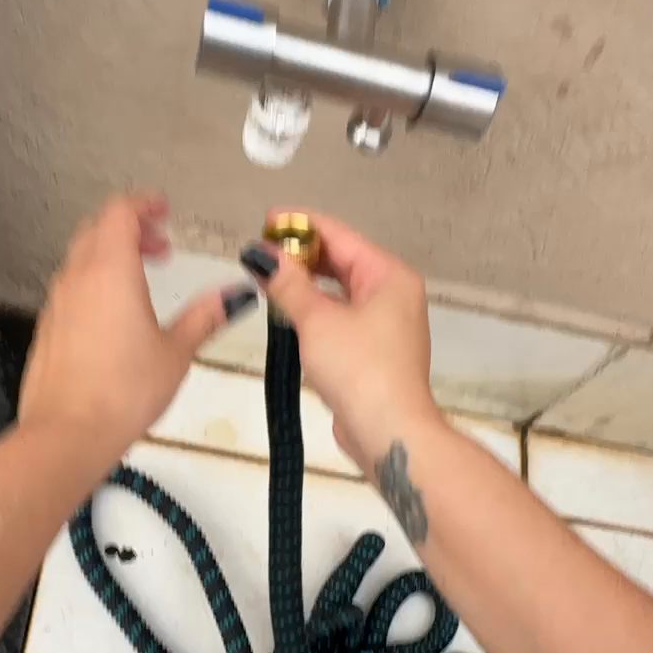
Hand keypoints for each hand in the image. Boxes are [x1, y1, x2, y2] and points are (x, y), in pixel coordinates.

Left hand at [19, 193, 255, 455]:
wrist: (67, 433)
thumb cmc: (125, 391)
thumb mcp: (176, 353)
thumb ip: (204, 317)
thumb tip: (234, 295)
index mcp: (112, 269)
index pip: (120, 212)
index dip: (143, 204)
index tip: (163, 210)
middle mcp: (78, 277)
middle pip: (98, 230)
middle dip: (130, 229)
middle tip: (159, 246)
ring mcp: (57, 303)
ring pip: (81, 260)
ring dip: (111, 257)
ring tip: (142, 282)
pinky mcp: (48, 330)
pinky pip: (71, 290)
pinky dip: (94, 285)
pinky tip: (114, 318)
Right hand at [244, 210, 441, 464]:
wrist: (388, 431)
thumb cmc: (358, 368)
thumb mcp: (317, 321)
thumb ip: (288, 285)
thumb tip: (261, 255)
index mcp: (388, 276)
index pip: (340, 236)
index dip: (301, 226)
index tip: (266, 221)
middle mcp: (392, 295)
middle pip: (341, 263)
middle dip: (301, 258)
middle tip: (260, 255)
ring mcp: (384, 326)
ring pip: (339, 294)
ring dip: (305, 288)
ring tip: (266, 283)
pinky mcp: (372, 354)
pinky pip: (340, 321)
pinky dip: (315, 314)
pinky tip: (287, 316)